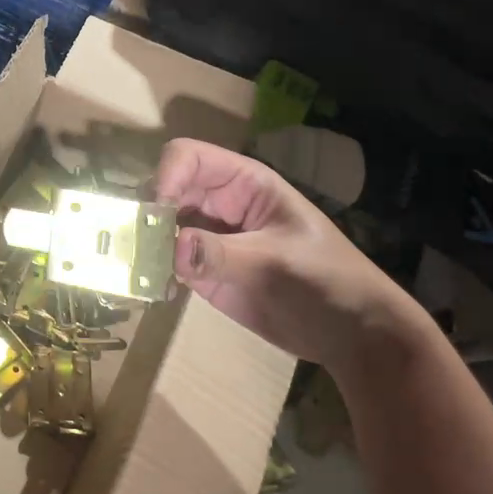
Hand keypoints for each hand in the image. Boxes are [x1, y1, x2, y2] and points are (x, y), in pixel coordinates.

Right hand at [159, 138, 422, 369]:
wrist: (356, 336)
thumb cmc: (328, 282)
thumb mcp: (278, 263)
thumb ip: (223, 253)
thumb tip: (172, 246)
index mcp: (243, 184)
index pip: (188, 157)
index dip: (167, 174)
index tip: (157, 210)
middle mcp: (218, 204)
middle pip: (165, 189)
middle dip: (147, 211)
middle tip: (136, 242)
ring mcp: (208, 237)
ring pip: (159, 225)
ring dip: (144, 242)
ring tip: (139, 268)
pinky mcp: (202, 270)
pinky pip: (165, 259)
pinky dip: (152, 270)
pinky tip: (156, 288)